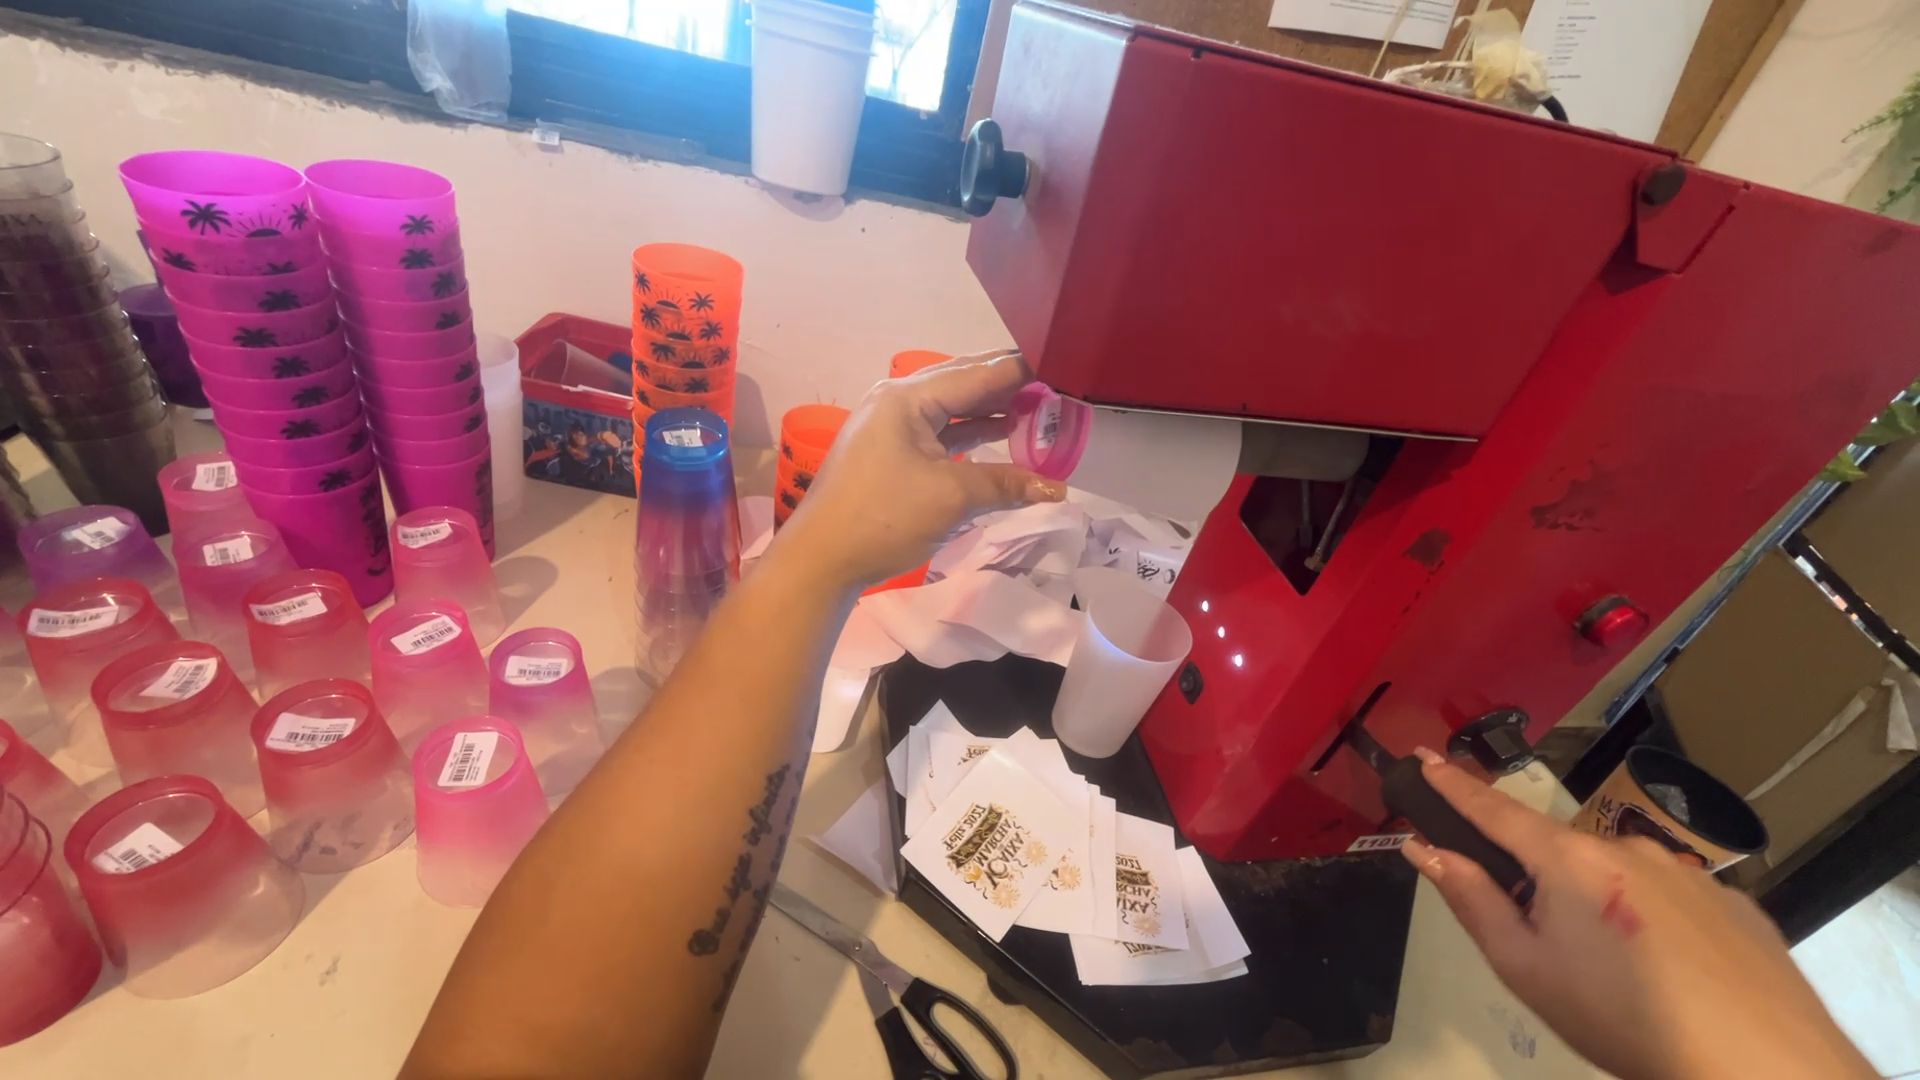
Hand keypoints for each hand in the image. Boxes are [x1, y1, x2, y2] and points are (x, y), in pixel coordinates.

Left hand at [773, 349, 1064, 588]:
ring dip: (994, 412)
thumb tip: (1058, 490)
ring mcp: (893, 425)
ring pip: (955, 409)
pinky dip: (973, 435)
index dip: (1022, 370)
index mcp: (908, 397)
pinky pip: (942, 432)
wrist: (821, 560)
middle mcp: (899, 400)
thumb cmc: (883, 519)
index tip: (1064, 369)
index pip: (978, 372)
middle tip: (1058, 389)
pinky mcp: (893, 451)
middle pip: (966, 384)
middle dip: (1011, 388)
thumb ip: (1005, 484)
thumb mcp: (950, 498)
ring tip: (1041, 412)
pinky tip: (1004, 437)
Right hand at [1402, 751, 1874, 1079]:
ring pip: (1615, 873)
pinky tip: (1672, 970)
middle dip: (1537, 875)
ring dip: (1597, 899)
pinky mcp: (1739, 907)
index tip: (1422, 755)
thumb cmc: (1622, 1019)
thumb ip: (1470, 898)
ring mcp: (1689, 874)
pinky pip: (1672, 898)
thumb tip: (1422, 846)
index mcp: (1567, 859)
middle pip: (1556, 848)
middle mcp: (1626, 848)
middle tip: (1545, 937)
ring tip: (1617, 968)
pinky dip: (1654, 919)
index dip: (1452, 783)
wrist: (1770, 1078)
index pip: (1493, 808)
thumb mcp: (1524, 967)